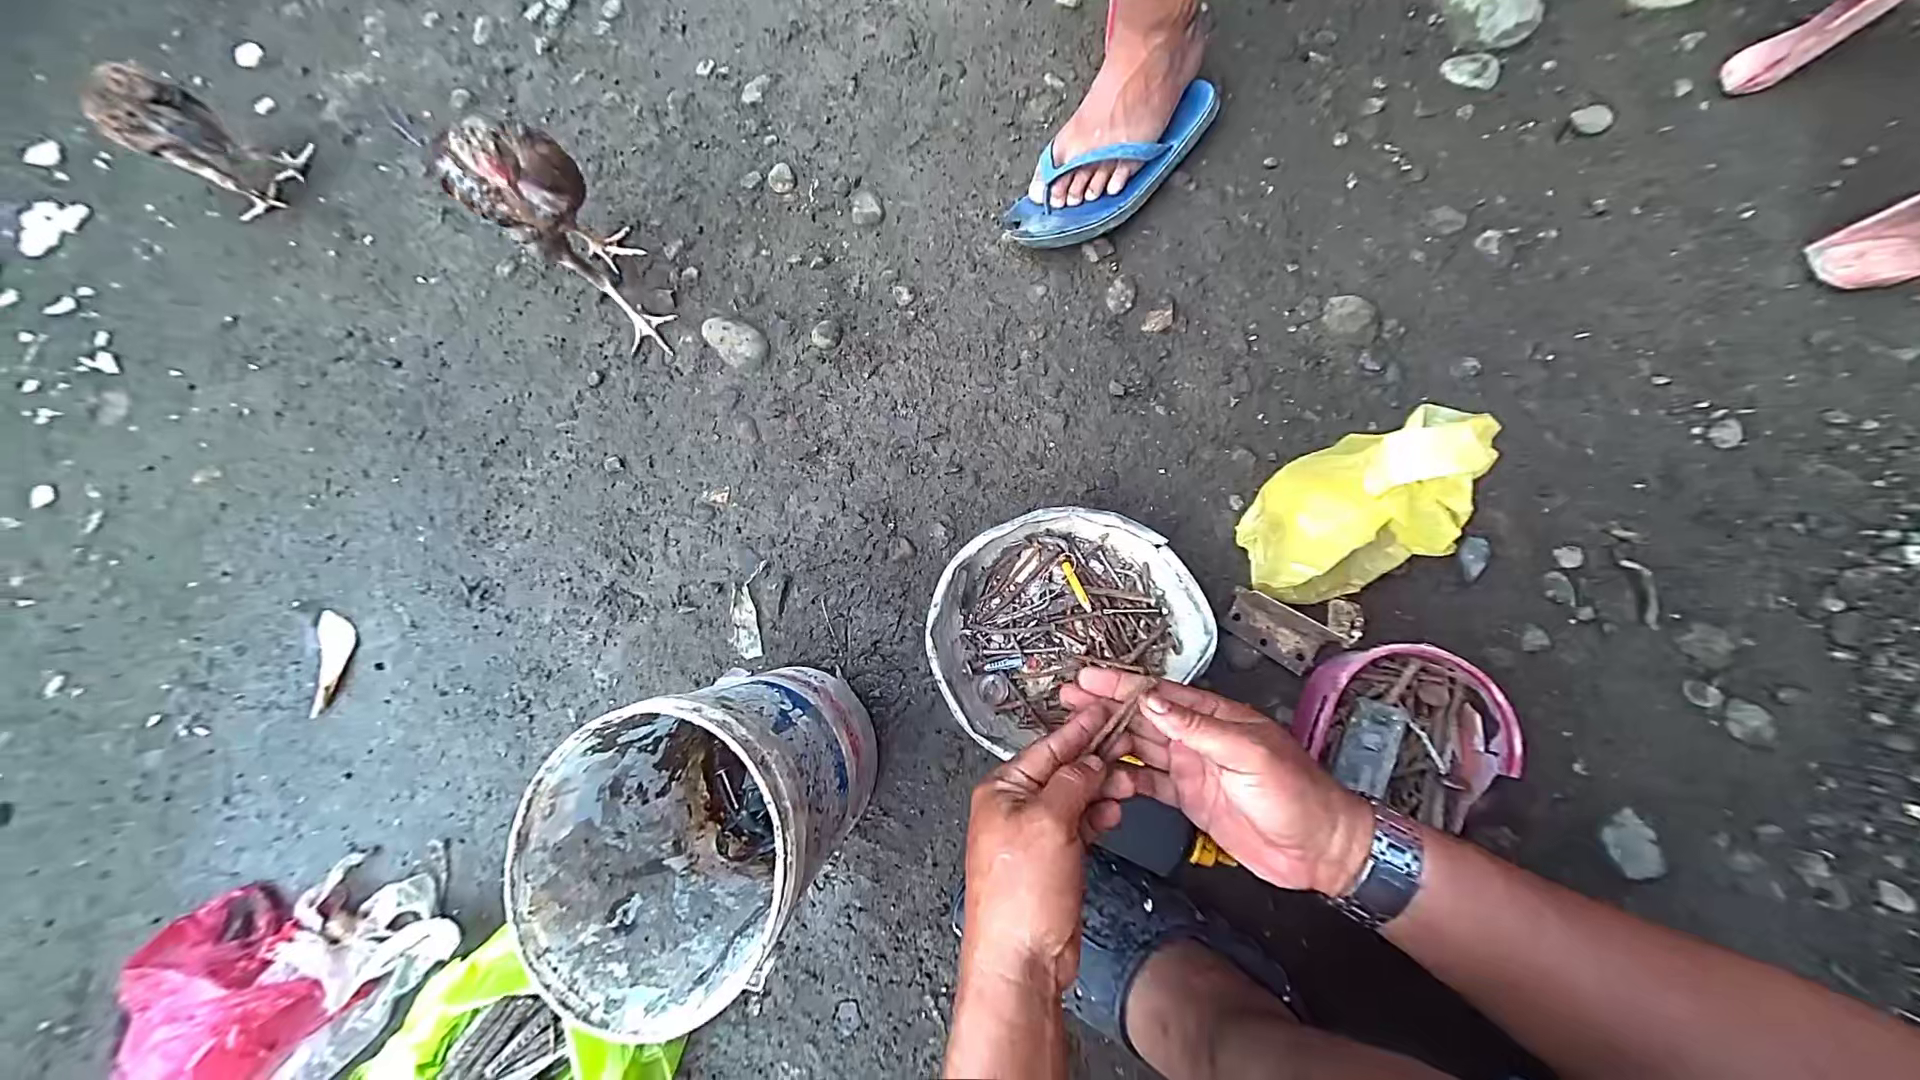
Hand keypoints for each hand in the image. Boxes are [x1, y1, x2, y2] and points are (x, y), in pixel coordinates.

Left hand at [961, 705, 1123, 995]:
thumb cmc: (1016, 898)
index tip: (1099, 712)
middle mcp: (1015, 807)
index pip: (1047, 748)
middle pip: (1063, 770)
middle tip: (1124, 745)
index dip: (1077, 729)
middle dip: (1095, 759)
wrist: (1022, 959)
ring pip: (1075, 796)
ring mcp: (1035, 832)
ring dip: (1101, 788)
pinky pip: (1080, 823)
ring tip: (1126, 780)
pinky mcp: (1053, 856)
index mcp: (1002, 790)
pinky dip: (1098, 815)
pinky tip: (1113, 810)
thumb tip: (1089, 762)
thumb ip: (1071, 784)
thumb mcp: (1048, 823)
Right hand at [1065, 669, 1373, 895]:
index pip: (1157, 695)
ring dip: (1108, 741)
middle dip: (1104, 707)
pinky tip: (1105, 777)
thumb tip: (1154, 702)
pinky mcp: (1188, 795)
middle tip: (1070, 699)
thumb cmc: (1299, 794)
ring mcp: (1190, 766)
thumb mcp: (1248, 752)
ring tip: (1078, 736)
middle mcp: (1197, 737)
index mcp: (1212, 717)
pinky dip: (1125, 779)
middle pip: (1140, 717)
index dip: (1120, 685)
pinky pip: (1147, 782)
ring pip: (1138, 747)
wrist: (1319, 850)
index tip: (1090, 678)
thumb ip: (1197, 728)